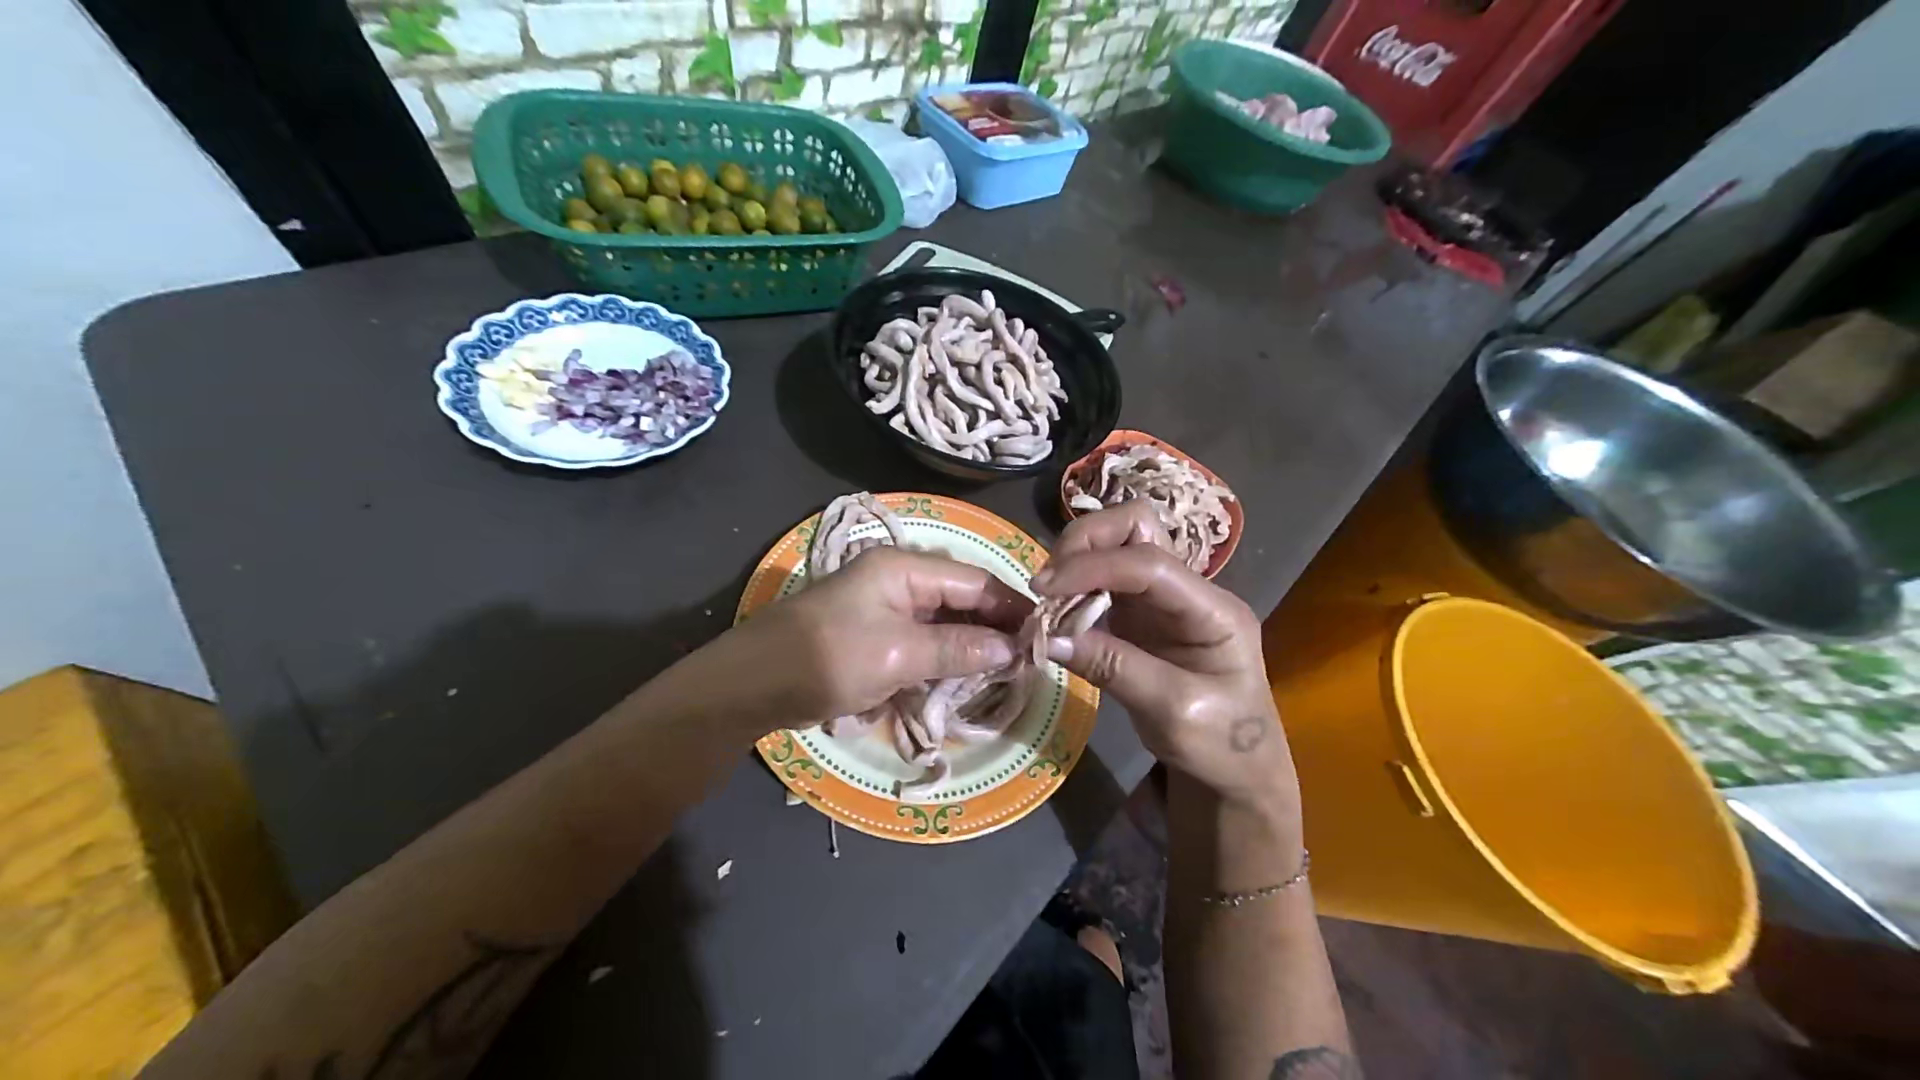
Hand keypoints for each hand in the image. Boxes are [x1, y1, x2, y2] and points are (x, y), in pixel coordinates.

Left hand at [686, 546, 1031, 735]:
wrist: (752, 684)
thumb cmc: (828, 659)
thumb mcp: (900, 654)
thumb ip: (958, 647)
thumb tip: (1012, 648)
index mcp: (903, 567)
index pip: (973, 580)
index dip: (1011, 607)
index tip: (1044, 634)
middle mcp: (897, 579)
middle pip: (960, 597)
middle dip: (994, 625)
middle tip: (1028, 658)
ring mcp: (883, 607)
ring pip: (943, 619)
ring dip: (972, 643)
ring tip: (1006, 669)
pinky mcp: (873, 634)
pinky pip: (921, 639)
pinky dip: (945, 655)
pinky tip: (965, 675)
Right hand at [1031, 502, 1297, 812]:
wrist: (1236, 772)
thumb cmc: (1221, 746)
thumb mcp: (1173, 713)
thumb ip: (1114, 668)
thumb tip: (1051, 638)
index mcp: (1213, 610)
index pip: (1149, 563)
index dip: (1092, 567)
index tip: (1043, 589)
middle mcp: (1189, 590)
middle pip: (1137, 527)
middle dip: (1085, 542)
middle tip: (1046, 585)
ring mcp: (1163, 599)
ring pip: (1117, 544)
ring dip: (1076, 560)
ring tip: (1046, 599)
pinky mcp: (1140, 614)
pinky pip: (1103, 581)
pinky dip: (1075, 586)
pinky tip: (1055, 611)